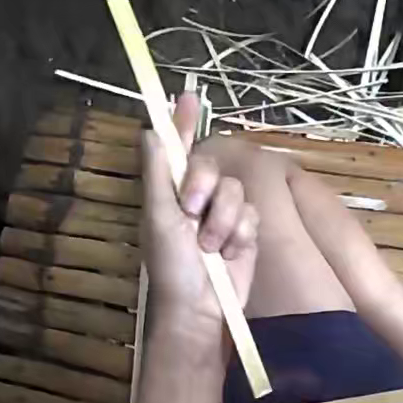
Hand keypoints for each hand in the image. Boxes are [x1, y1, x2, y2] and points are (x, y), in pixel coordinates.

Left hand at [141, 93, 258, 330]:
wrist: (203, 306)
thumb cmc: (171, 265)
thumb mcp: (159, 217)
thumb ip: (158, 174)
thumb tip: (150, 130)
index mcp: (172, 190)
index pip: (179, 149)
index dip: (183, 123)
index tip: (188, 96)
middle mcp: (200, 196)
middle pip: (213, 166)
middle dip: (204, 187)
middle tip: (192, 210)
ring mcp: (225, 213)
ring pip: (237, 192)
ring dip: (224, 220)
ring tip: (212, 247)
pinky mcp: (247, 230)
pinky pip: (253, 214)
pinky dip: (242, 234)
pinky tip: (232, 253)